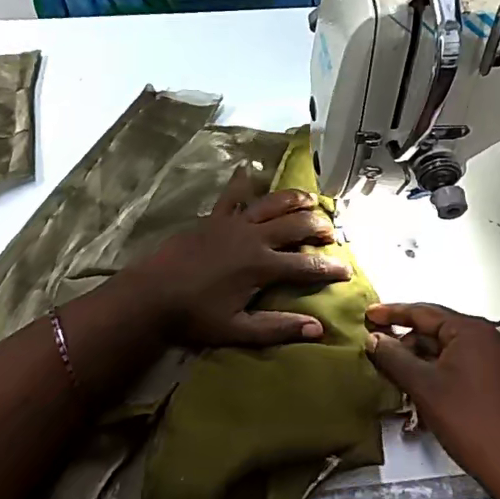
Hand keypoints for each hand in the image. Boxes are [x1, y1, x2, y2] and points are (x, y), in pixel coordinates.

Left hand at [120, 168, 349, 347]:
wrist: (152, 293)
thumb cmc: (194, 316)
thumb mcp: (237, 330)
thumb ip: (278, 328)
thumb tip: (318, 328)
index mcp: (261, 266)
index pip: (306, 265)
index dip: (331, 267)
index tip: (348, 270)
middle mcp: (252, 238)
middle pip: (295, 225)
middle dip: (319, 226)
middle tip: (332, 232)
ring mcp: (232, 223)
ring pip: (271, 203)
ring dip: (293, 199)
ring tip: (310, 199)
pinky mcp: (213, 217)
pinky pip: (232, 194)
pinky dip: (243, 181)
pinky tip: (250, 169)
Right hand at [364, 303, 499, 481]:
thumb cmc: (472, 421)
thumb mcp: (424, 387)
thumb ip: (394, 358)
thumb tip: (373, 339)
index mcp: (470, 330)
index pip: (422, 311)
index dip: (391, 313)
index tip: (367, 315)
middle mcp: (485, 340)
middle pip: (433, 332)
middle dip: (404, 344)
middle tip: (376, 353)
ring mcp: (493, 363)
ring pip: (443, 354)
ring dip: (417, 365)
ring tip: (393, 380)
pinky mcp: (495, 385)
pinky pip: (456, 371)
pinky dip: (434, 379)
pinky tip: (419, 399)